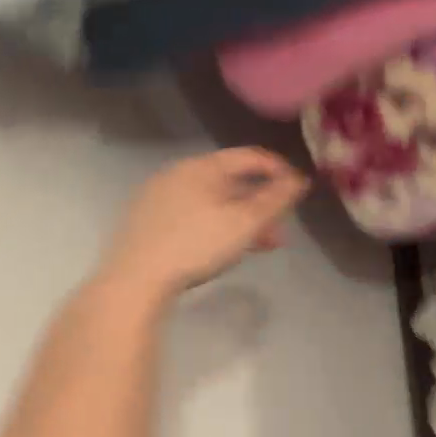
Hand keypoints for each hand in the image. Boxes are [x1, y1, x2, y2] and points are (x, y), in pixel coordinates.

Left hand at [100, 148, 309, 295]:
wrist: (135, 280)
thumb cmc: (199, 244)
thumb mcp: (249, 221)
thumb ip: (279, 197)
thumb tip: (300, 178)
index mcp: (202, 167)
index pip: (252, 156)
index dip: (282, 171)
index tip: (299, 193)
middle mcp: (178, 173)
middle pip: (234, 179)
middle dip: (263, 201)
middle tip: (281, 227)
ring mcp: (160, 195)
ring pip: (216, 198)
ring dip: (245, 216)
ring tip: (261, 243)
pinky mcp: (149, 218)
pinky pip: (196, 211)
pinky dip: (220, 222)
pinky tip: (228, 246)